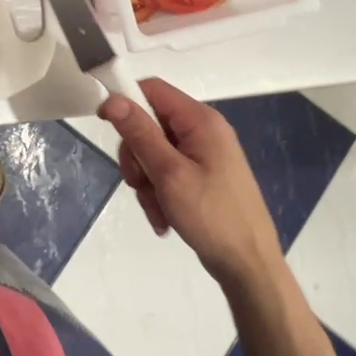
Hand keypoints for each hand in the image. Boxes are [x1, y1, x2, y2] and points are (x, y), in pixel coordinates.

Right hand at [99, 78, 284, 288]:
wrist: (249, 266)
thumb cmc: (211, 215)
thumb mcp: (169, 173)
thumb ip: (140, 133)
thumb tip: (113, 98)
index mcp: (200, 120)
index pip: (152, 89)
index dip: (125, 101)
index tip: (105, 125)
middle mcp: (203, 130)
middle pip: (149, 124)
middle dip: (137, 156)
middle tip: (138, 183)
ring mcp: (204, 155)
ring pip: (154, 152)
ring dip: (146, 181)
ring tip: (157, 208)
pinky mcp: (202, 176)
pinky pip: (167, 172)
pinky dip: (159, 192)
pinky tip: (164, 217)